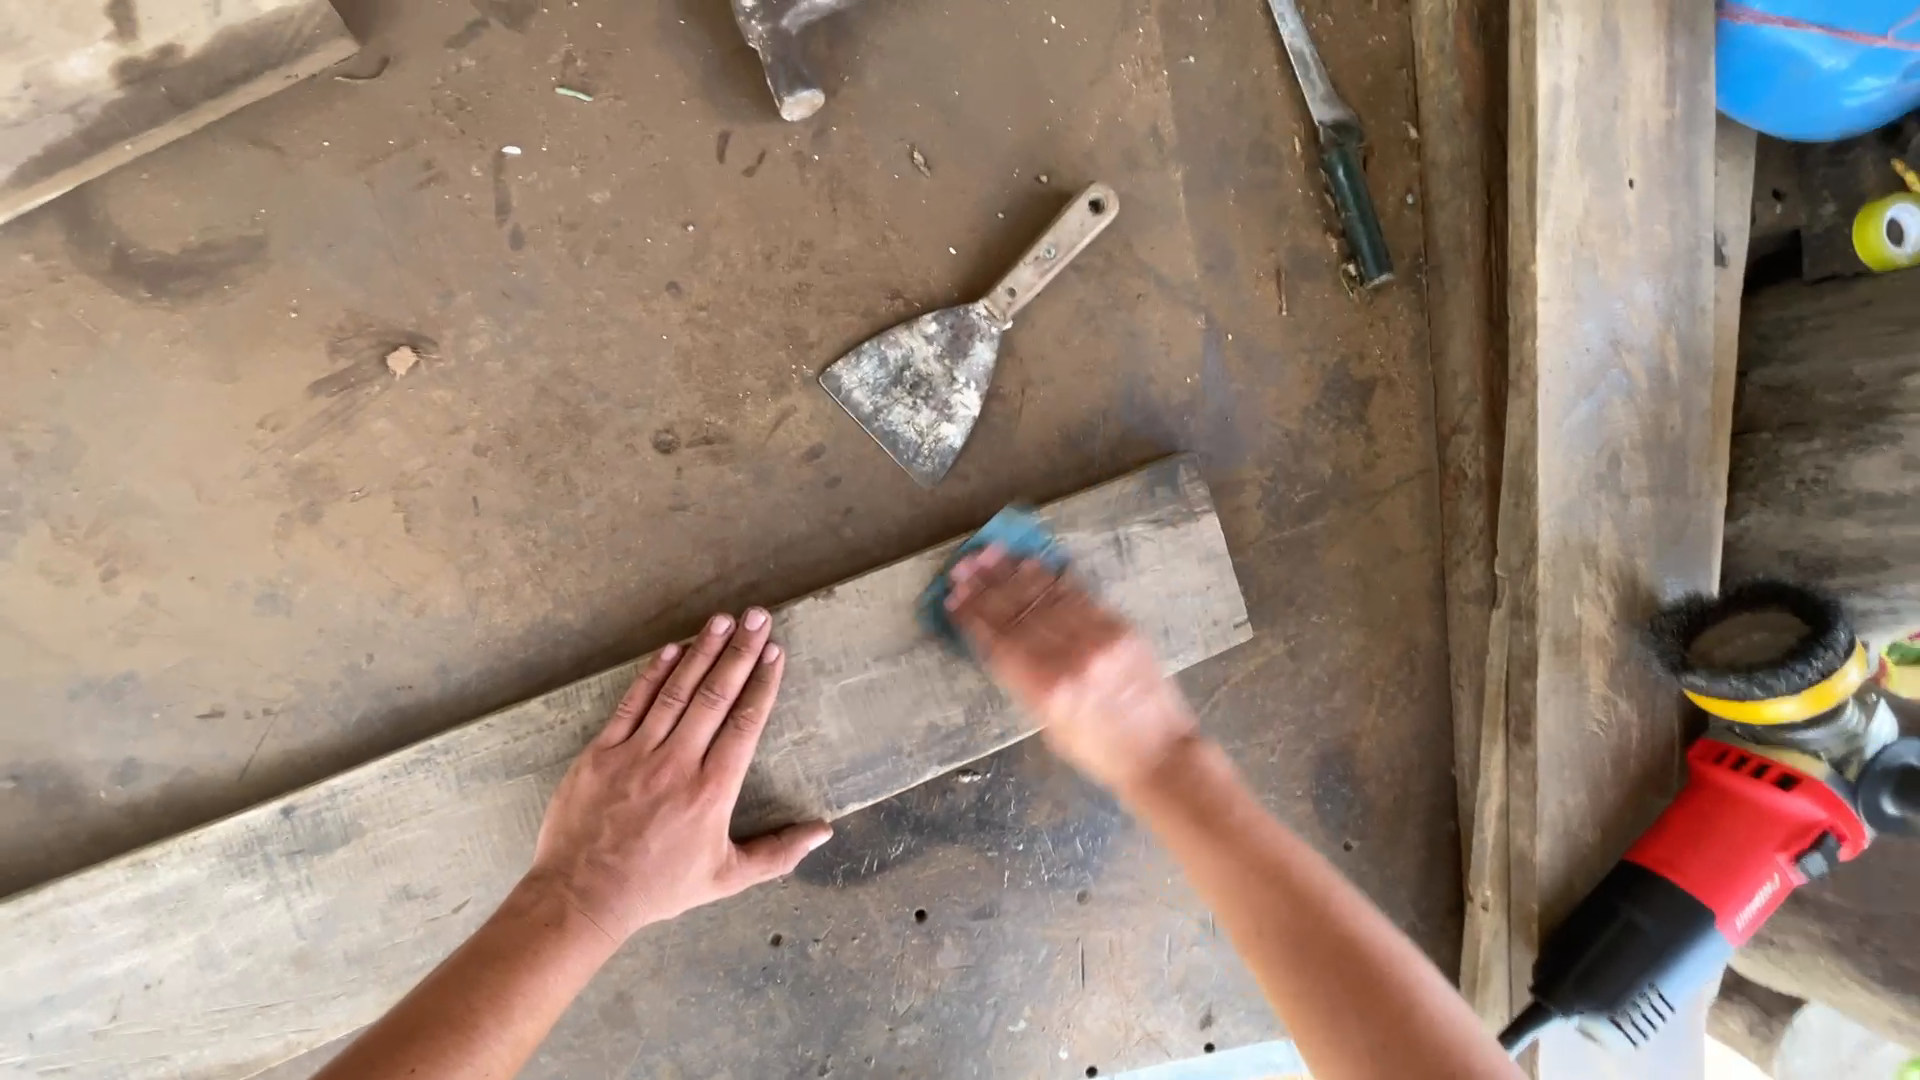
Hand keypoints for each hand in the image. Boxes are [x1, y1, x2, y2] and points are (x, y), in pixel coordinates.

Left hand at [525, 608, 832, 942]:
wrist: (580, 900)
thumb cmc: (658, 888)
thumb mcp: (726, 877)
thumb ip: (778, 853)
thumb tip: (824, 832)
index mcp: (712, 790)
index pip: (745, 723)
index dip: (763, 683)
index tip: (776, 651)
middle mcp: (677, 764)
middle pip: (716, 695)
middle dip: (740, 651)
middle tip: (758, 617)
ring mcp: (636, 754)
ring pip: (677, 691)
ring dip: (702, 651)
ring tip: (723, 619)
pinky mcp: (601, 753)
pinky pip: (632, 703)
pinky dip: (653, 673)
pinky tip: (672, 648)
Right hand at [944, 547, 1198, 791]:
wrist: (1158, 753)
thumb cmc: (1098, 751)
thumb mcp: (1046, 726)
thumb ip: (1023, 683)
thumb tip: (997, 644)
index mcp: (1045, 689)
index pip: (999, 640)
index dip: (972, 616)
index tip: (953, 598)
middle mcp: (1069, 657)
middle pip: (1017, 612)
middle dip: (985, 586)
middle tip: (963, 567)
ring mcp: (1097, 637)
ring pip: (1044, 596)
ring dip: (1012, 572)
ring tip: (988, 554)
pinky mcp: (1119, 626)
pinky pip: (1077, 594)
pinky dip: (1049, 577)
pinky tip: (1029, 563)